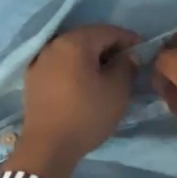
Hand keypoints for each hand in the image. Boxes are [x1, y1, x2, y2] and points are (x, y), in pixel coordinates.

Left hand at [3, 24, 140, 177]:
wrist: (47, 146)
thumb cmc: (87, 115)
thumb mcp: (117, 91)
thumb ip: (126, 67)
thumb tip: (129, 56)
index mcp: (76, 43)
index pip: (108, 31)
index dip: (128, 39)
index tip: (143, 51)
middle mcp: (55, 45)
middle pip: (87, 37)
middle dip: (109, 46)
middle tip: (126, 61)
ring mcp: (40, 61)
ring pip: (72, 50)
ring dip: (91, 56)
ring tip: (106, 72)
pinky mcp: (33, 78)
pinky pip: (59, 64)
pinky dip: (74, 67)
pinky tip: (83, 82)